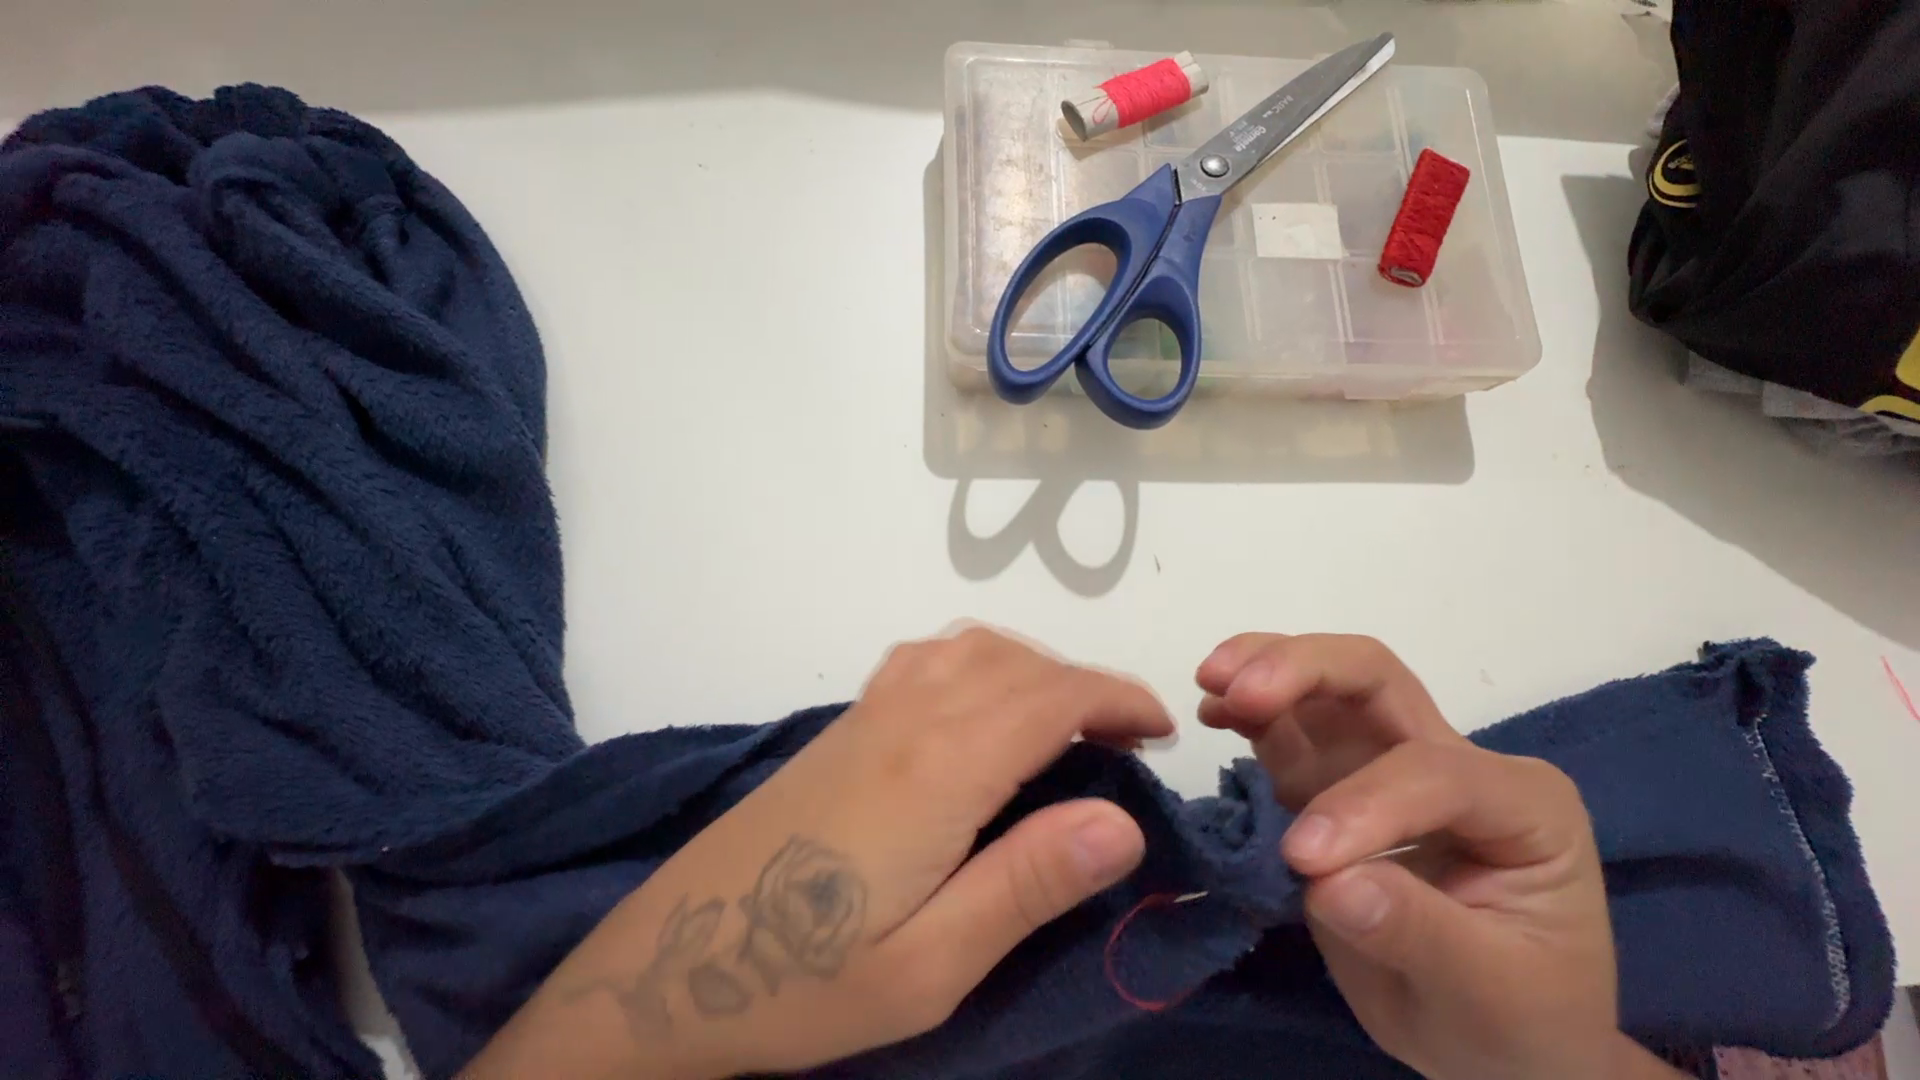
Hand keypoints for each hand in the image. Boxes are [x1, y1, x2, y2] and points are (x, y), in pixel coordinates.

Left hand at [466, 626, 1171, 1079]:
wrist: (673, 960)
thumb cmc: (808, 975)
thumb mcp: (932, 964)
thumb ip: (1028, 884)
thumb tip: (1124, 821)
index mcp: (940, 768)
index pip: (1053, 697)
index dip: (1118, 700)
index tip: (1160, 732)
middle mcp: (908, 716)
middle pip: (1019, 663)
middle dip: (1086, 686)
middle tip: (1126, 741)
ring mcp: (869, 711)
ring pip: (972, 647)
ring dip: (1034, 668)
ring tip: (1065, 722)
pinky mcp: (843, 723)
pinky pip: (928, 657)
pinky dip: (979, 661)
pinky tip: (980, 705)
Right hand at [1197, 634, 1681, 1079]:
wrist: (1491, 1041)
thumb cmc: (1516, 1022)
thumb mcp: (1491, 996)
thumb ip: (1417, 931)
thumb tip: (1326, 880)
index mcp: (1518, 803)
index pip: (1430, 771)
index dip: (1360, 803)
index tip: (1302, 862)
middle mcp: (1451, 759)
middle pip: (1374, 679)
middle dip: (1303, 670)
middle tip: (1238, 690)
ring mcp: (1383, 764)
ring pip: (1324, 685)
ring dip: (1263, 670)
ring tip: (1212, 683)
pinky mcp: (1331, 782)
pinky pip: (1288, 729)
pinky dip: (1247, 711)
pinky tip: (1214, 711)